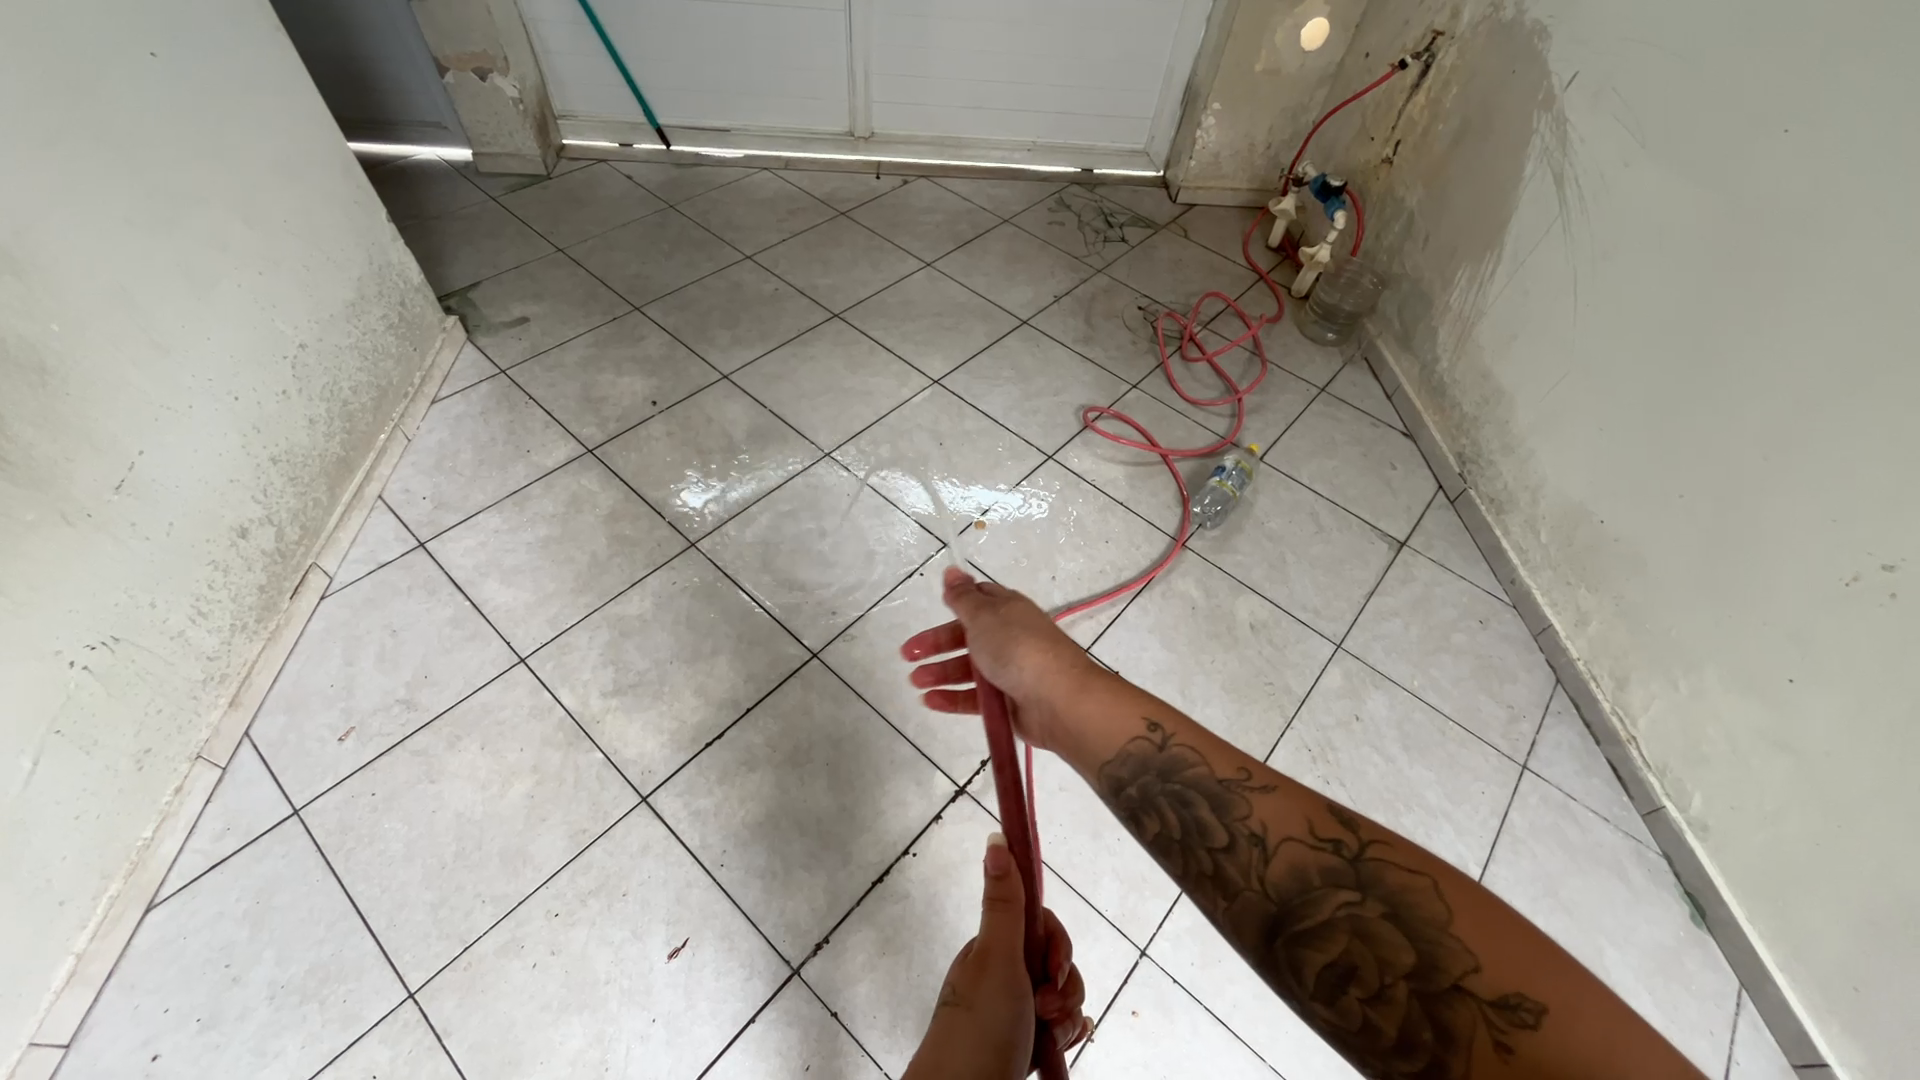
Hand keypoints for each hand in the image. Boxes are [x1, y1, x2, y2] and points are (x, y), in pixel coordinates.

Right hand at [899, 567, 1101, 752]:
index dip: (957, 603)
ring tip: (915, 681)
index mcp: (1007, 610)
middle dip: (937, 643)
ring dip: (939, 673)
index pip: (979, 600)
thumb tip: (952, 570)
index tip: (935, 608)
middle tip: (907, 654)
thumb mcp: (984, 616)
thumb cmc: (1018, 648)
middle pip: (967, 637)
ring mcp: (1009, 671)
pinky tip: (929, 701)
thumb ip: (963, 597)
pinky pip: (974, 699)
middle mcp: (1009, 638)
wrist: (1058, 699)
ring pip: (967, 669)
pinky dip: (951, 698)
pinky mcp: (1007, 703)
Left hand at [902, 833, 1091, 1079]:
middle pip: (1057, 965)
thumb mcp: (995, 958)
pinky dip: (1066, 1042)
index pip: (1042, 927)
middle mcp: (1004, 978)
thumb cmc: (979, 1027)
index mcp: (993, 950)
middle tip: (1043, 1010)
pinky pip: (1062, 1034)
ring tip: (1046, 1041)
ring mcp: (1015, 1015)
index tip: (1054, 967)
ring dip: (1065, 1020)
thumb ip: (1003, 902)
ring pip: (1063, 1001)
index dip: (1057, 945)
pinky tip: (1058, 1056)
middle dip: (1064, 988)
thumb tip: (996, 837)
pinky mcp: (1026, 1048)